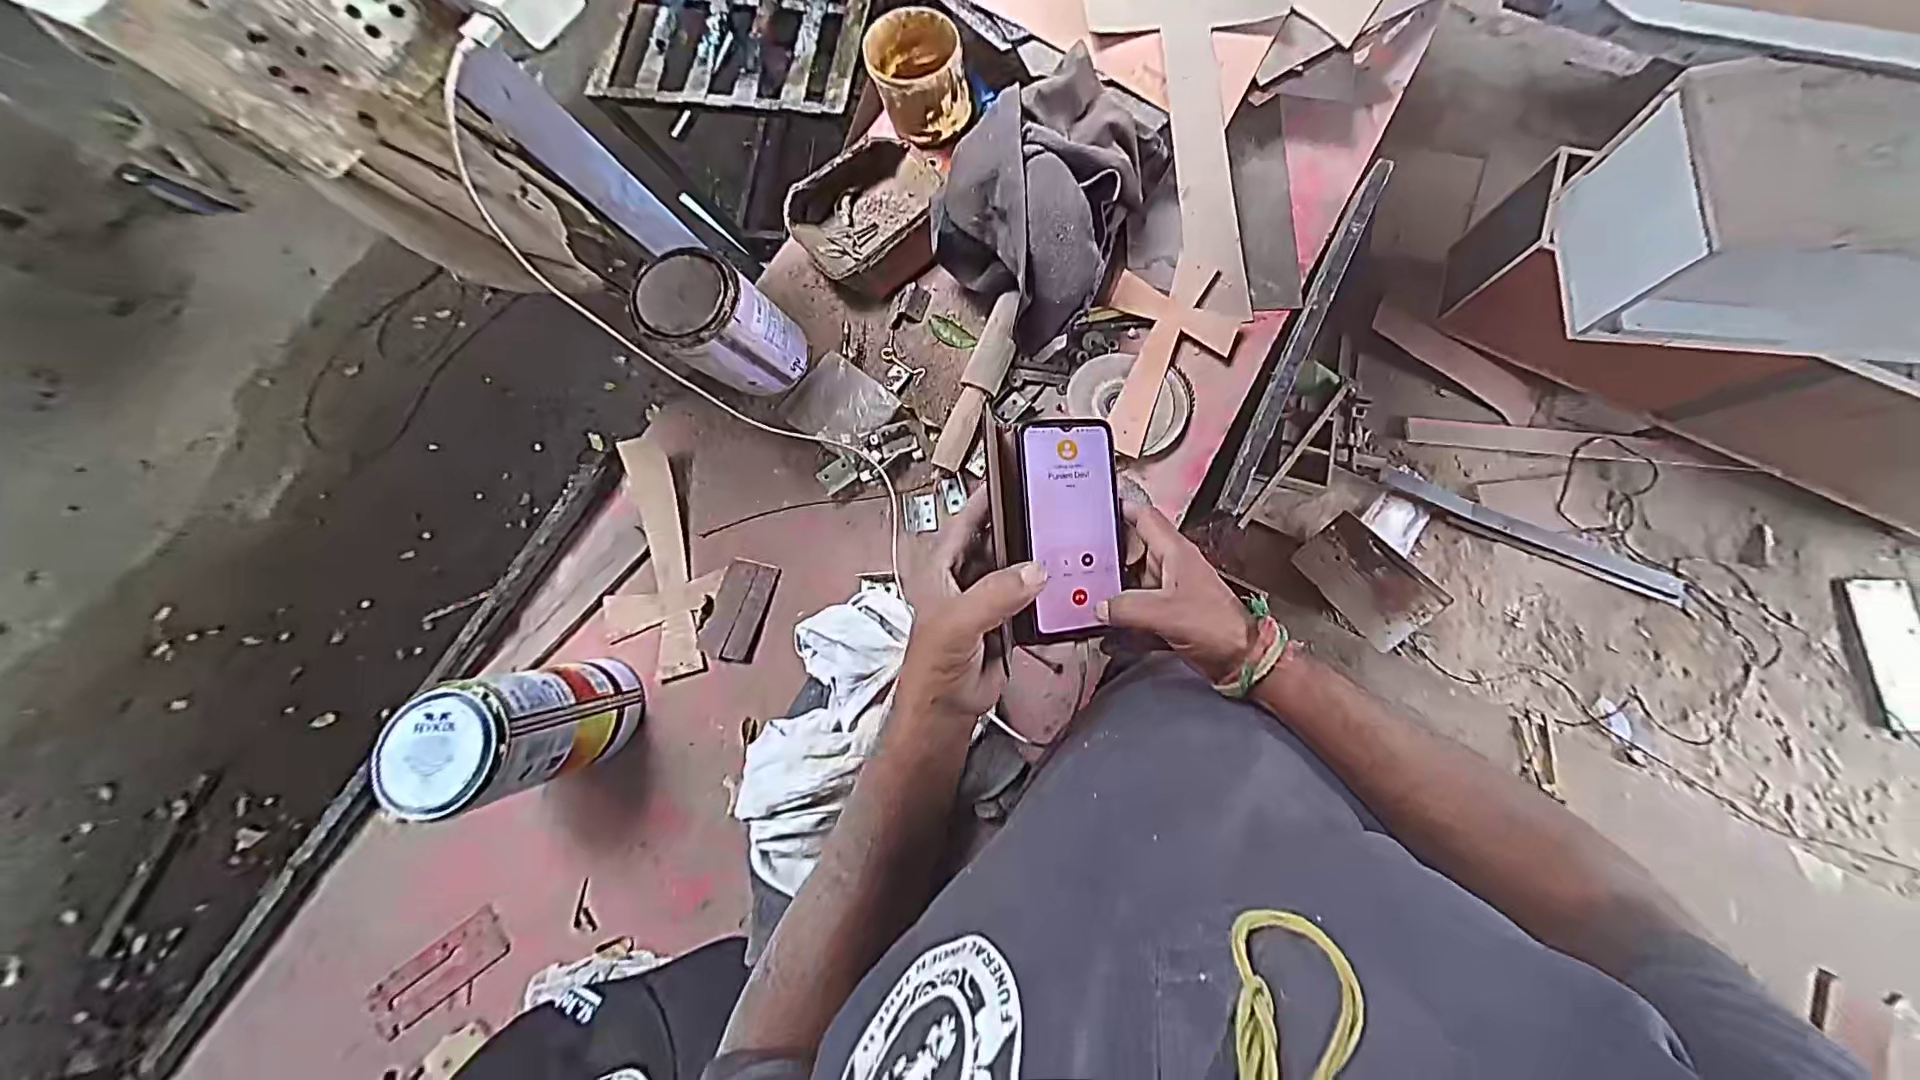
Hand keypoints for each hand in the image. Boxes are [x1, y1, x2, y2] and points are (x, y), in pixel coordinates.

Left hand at [897, 487, 1047, 721]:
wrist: (947, 707)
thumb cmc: (932, 666)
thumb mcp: (957, 623)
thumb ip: (992, 595)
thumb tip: (1032, 571)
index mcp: (942, 566)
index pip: (967, 520)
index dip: (988, 496)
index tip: (1014, 474)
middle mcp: (964, 576)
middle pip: (997, 539)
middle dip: (1021, 525)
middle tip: (1052, 507)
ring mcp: (986, 596)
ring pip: (1016, 566)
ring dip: (1035, 557)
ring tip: (1064, 539)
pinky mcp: (1006, 617)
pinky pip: (1029, 593)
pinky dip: (1044, 588)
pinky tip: (1063, 581)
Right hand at [1098, 497, 1255, 683]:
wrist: (1240, 660)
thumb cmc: (1218, 628)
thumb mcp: (1165, 613)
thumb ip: (1126, 607)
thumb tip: (1100, 607)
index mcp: (1175, 554)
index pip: (1145, 518)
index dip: (1122, 509)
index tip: (1098, 508)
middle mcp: (1171, 567)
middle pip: (1132, 550)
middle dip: (1107, 555)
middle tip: (1081, 559)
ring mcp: (1169, 590)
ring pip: (1131, 580)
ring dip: (1112, 588)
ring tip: (1088, 593)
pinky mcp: (1168, 612)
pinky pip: (1136, 606)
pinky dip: (1121, 613)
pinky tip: (1107, 623)